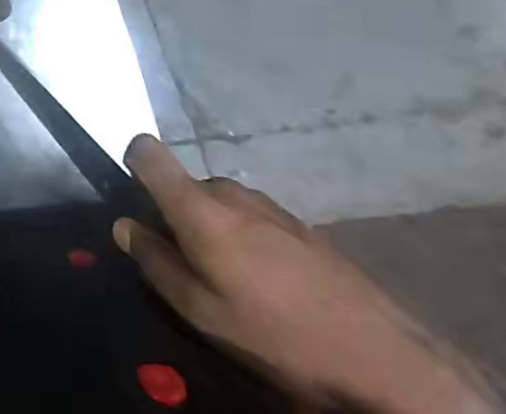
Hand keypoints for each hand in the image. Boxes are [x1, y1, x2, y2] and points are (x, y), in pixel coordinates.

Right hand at [114, 136, 499, 413]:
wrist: (381, 355)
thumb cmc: (276, 333)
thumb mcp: (202, 311)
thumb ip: (156, 262)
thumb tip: (124, 226)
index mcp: (199, 207)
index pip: (149, 152)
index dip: (132, 161)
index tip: (133, 196)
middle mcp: (229, 191)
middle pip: (184, 186)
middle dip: (176, 216)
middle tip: (185, 265)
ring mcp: (266, 202)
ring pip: (218, 203)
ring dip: (212, 229)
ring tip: (229, 281)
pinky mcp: (295, 221)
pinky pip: (249, 216)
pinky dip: (243, 238)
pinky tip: (266, 284)